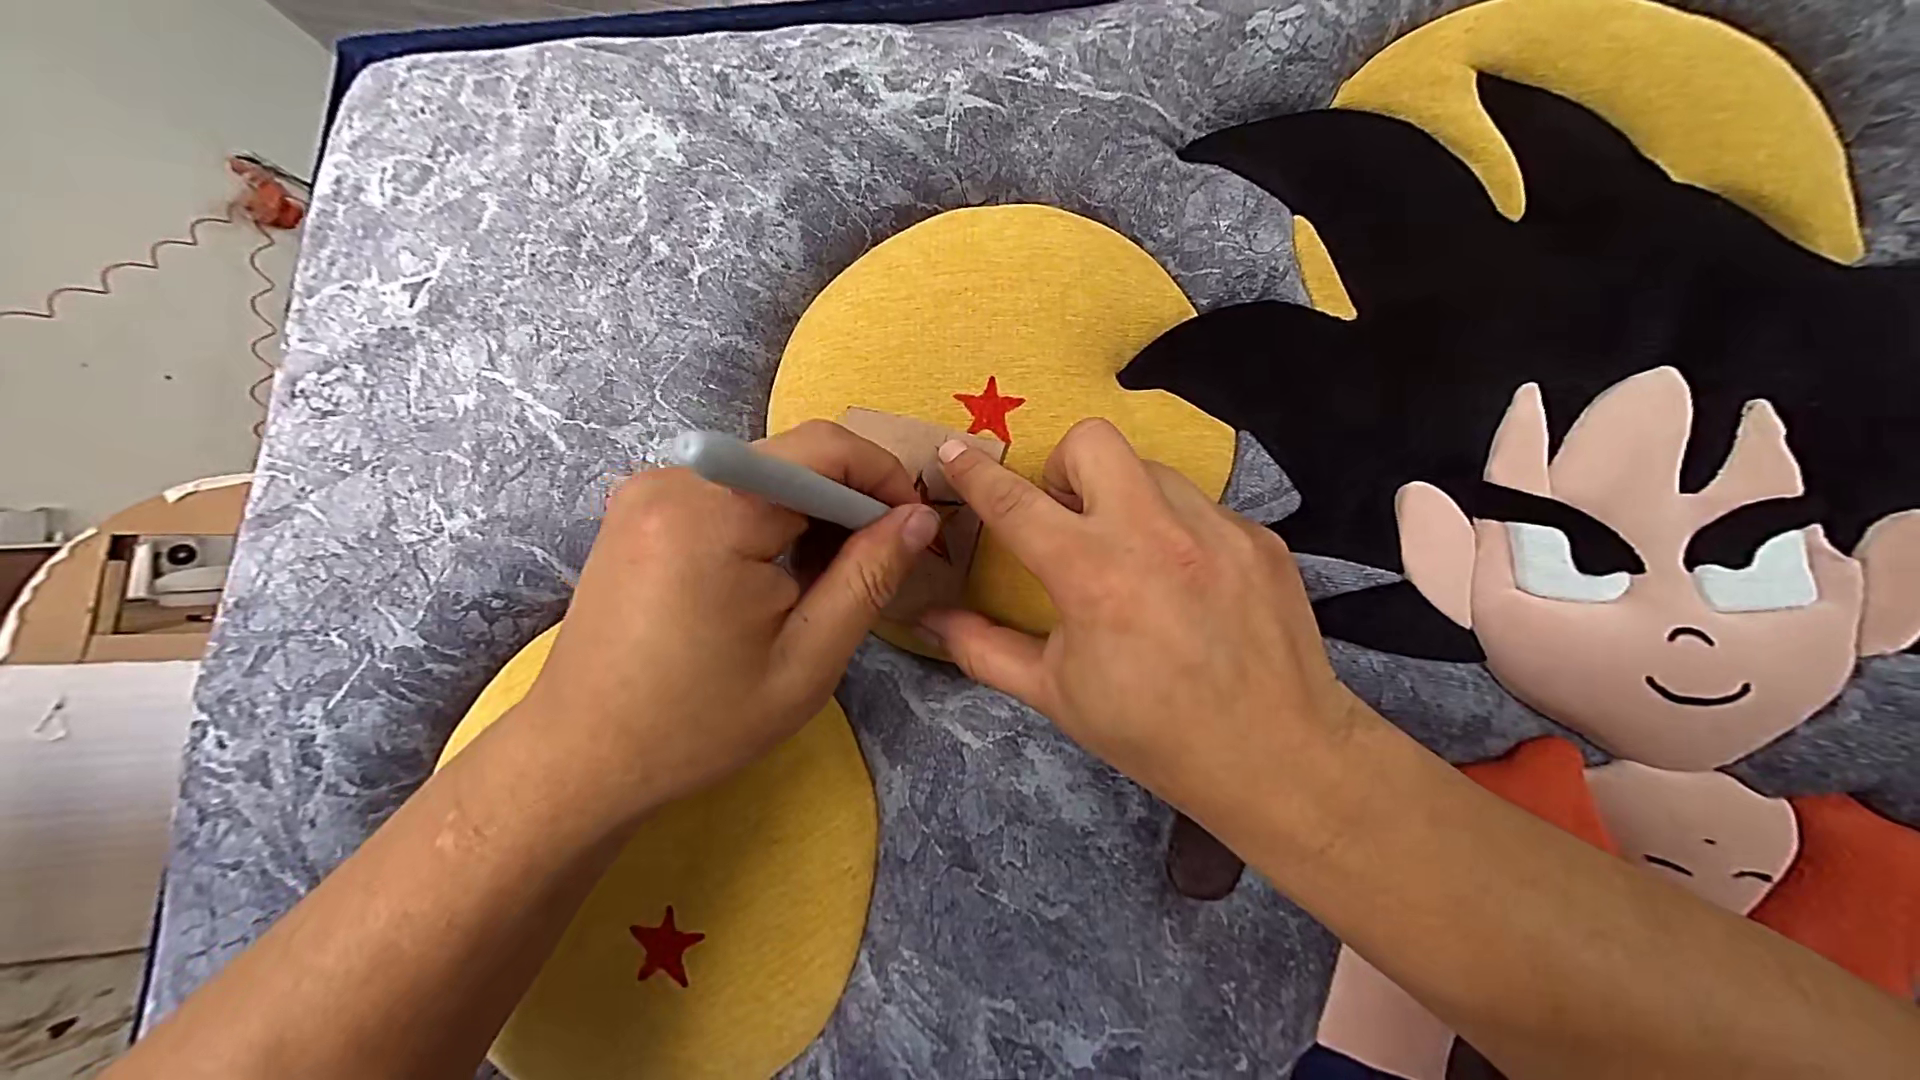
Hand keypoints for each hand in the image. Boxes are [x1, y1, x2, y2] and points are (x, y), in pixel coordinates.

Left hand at [521, 421, 940, 817]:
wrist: (582, 757)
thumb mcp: (808, 658)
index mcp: (712, 511)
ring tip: (827, 579)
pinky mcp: (641, 508)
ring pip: (766, 475)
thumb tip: (920, 517)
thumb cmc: (699, 722)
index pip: (825, 451)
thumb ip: (870, 575)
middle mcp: (673, 479)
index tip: (915, 525)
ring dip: (812, 515)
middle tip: (878, 564)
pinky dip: (772, 520)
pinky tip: (778, 573)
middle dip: (850, 502)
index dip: (885, 477)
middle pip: (794, 459)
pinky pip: (730, 490)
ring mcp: (649, 490)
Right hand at [919, 419, 1364, 837]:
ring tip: (1130, 553)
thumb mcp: (1055, 694)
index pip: (1017, 504)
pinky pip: (1198, 505)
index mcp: (1093, 575)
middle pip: (1092, 441)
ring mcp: (1215, 529)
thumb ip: (983, 648)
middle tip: (1067, 517)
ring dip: (1121, 496)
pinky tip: (1184, 580)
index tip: (954, 451)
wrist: (1277, 755)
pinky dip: (1174, 527)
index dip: (976, 474)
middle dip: (1063, 466)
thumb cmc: (1152, 732)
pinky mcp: (1257, 537)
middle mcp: (1155, 535)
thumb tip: (928, 621)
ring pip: (1148, 467)